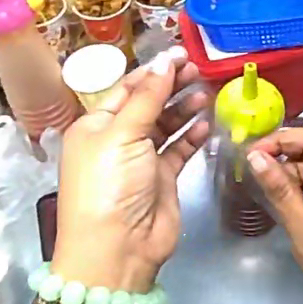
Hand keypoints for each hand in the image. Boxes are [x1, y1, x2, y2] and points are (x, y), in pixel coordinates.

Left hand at [54, 48, 211, 291]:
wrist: (117, 249)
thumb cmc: (110, 185)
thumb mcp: (123, 135)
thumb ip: (148, 97)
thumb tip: (165, 61)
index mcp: (96, 125)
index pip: (127, 88)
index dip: (154, 71)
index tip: (182, 54)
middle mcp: (117, 139)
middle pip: (148, 104)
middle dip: (172, 86)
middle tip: (199, 70)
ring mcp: (141, 160)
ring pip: (166, 125)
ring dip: (184, 108)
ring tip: (206, 93)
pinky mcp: (162, 178)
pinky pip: (179, 149)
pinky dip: (192, 135)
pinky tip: (206, 122)